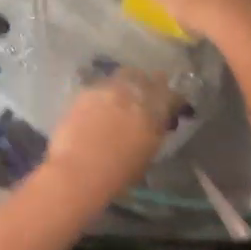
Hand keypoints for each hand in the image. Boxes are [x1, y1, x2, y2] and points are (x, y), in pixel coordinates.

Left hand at [40, 68, 175, 195]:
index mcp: (155, 109)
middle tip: (142, 102)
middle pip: (145, 78)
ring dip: (124, 87)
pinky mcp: (84, 92)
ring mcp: (107, 88)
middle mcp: (133, 91)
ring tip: (119, 104)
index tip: (170, 110)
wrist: (78, 171)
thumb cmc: (118, 172)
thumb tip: (155, 123)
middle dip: (147, 87)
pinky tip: (97, 110)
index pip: (172, 96)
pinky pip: (100, 87)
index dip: (172, 102)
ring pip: (121, 77)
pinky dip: (103, 95)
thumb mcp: (148, 154)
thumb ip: (155, 131)